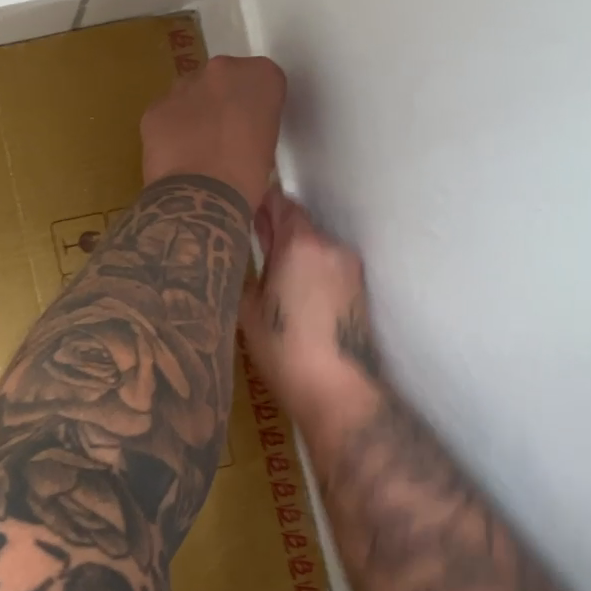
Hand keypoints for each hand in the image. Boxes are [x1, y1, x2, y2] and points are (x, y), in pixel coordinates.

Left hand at [140, 56, 285, 205]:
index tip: (249, 125)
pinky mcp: (154, 108)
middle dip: (219, 102)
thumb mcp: (267, 145)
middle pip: (221, 80)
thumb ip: (255, 124)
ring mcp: (183, 86)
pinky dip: (167, 130)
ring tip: (192, 147)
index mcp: (260, 76)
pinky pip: (164, 114)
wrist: (201, 196)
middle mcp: (221, 70)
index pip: (260, 81)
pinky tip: (172, 154)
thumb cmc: (246, 176)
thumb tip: (239, 135)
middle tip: (220, 135)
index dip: (252, 105)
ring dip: (191, 113)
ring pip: (188, 94)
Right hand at [239, 189, 378, 415]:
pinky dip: (306, 267)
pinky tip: (286, 287)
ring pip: (313, 245)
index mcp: (300, 244)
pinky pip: (325, 264)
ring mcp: (348, 266)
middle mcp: (329, 246)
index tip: (236, 207)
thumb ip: (244, 269)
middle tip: (242, 236)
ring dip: (290, 250)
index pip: (281, 203)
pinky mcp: (356, 287)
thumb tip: (234, 250)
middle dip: (273, 227)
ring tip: (263, 267)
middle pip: (299, 224)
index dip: (258, 202)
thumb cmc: (281, 347)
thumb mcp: (247, 307)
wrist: (334, 388)